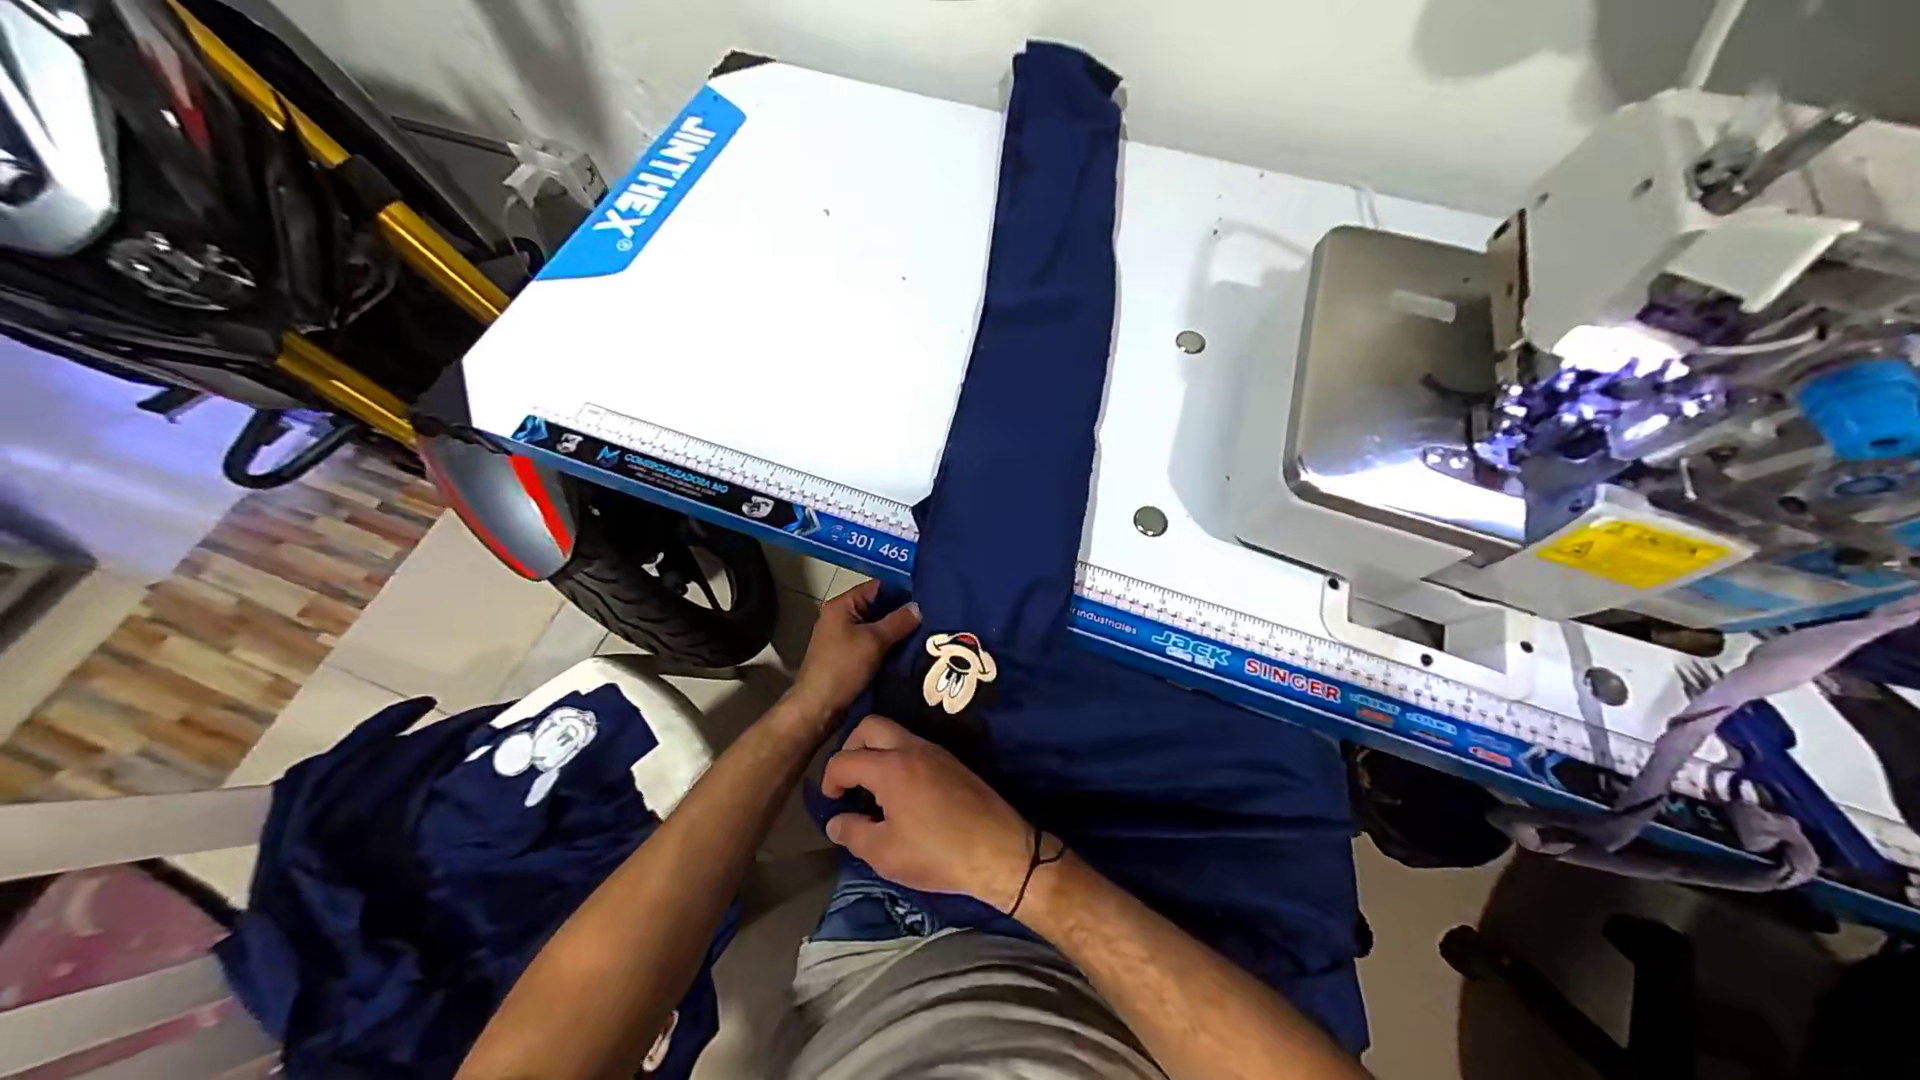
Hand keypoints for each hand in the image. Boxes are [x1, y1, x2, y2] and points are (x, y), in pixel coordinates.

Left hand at [785, 580, 920, 719]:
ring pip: (877, 627)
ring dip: (897, 631)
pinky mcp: (849, 656)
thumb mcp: (874, 641)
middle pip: (878, 607)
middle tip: (930, 617)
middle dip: (901, 613)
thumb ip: (898, 621)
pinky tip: (910, 650)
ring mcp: (844, 637)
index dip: (900, 591)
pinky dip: (889, 646)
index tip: (925, 598)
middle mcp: (841, 617)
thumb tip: (918, 607)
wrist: (819, 707)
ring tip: (925, 633)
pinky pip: (874, 644)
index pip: (876, 587)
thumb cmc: (843, 668)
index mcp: (841, 605)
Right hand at [822, 715, 1033, 912]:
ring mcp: (936, 751)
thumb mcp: (884, 853)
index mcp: (891, 766)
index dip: (829, 780)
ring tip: (872, 790)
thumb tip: (836, 822)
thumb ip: (853, 833)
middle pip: (870, 727)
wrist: (999, 850)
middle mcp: (912, 747)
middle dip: (851, 748)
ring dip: (876, 751)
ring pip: (895, 733)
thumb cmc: (938, 854)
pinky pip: (915, 746)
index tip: (831, 803)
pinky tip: (900, 793)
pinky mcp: (952, 762)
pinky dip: (898, 758)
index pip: (845, 759)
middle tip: (848, 781)